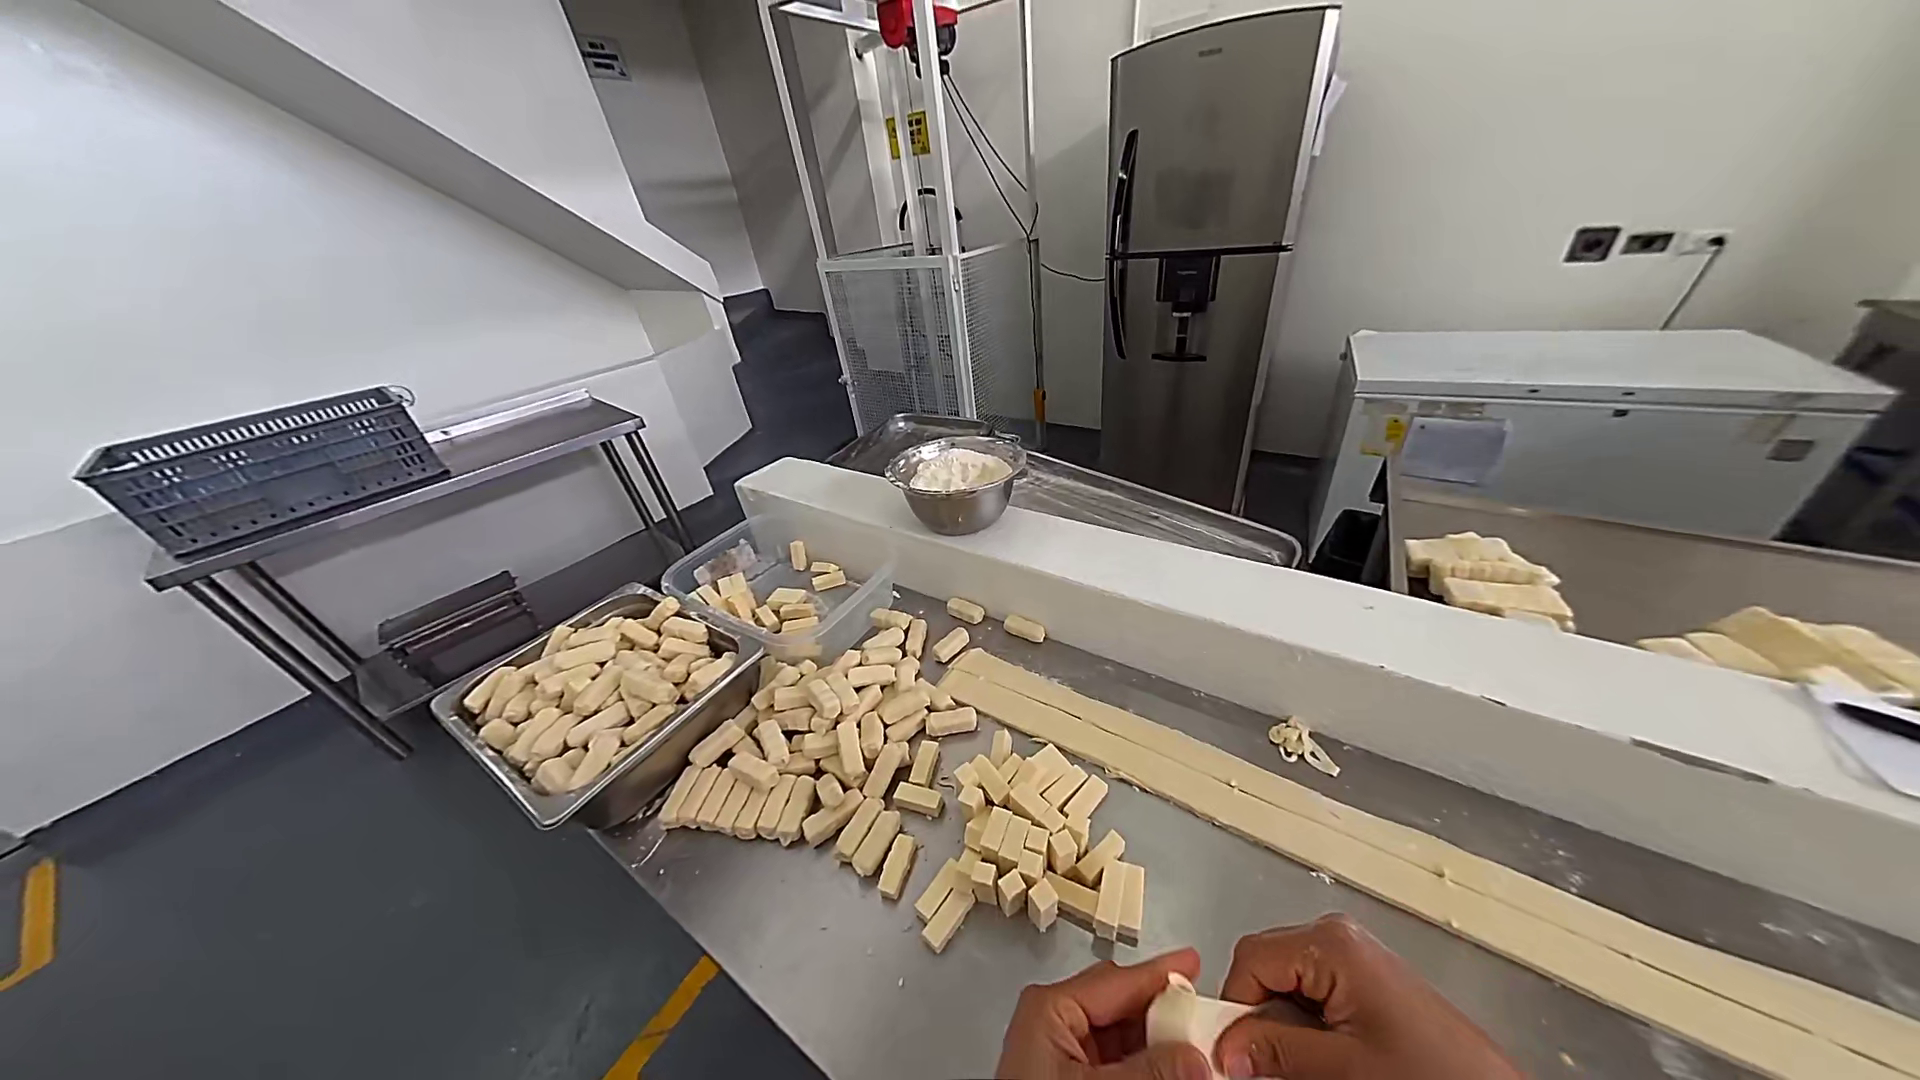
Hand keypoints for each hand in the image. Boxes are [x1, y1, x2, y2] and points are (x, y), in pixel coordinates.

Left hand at [998, 948, 1212, 1079]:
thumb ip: (1148, 1072)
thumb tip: (1193, 1057)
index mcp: (1051, 1007)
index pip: (1117, 979)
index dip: (1159, 973)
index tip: (1192, 963)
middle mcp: (1055, 1021)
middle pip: (1121, 1004)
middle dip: (1164, 1013)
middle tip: (1204, 1023)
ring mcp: (1062, 1052)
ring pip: (1122, 1035)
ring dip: (1158, 1045)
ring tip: (1194, 1053)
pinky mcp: (1070, 1076)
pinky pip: (1115, 1061)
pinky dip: (1144, 1066)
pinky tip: (1169, 1072)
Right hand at [1213, 914, 1523, 1079]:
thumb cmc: (1438, 1079)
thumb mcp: (1346, 1071)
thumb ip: (1279, 1051)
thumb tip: (1229, 1047)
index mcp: (1331, 943)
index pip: (1251, 958)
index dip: (1234, 1005)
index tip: (1230, 1052)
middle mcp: (1338, 937)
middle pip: (1266, 966)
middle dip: (1260, 1019)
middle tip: (1264, 1068)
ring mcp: (1353, 957)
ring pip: (1285, 984)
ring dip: (1282, 1028)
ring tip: (1303, 1067)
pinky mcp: (1365, 981)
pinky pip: (1312, 994)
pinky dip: (1306, 1028)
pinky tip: (1323, 1060)